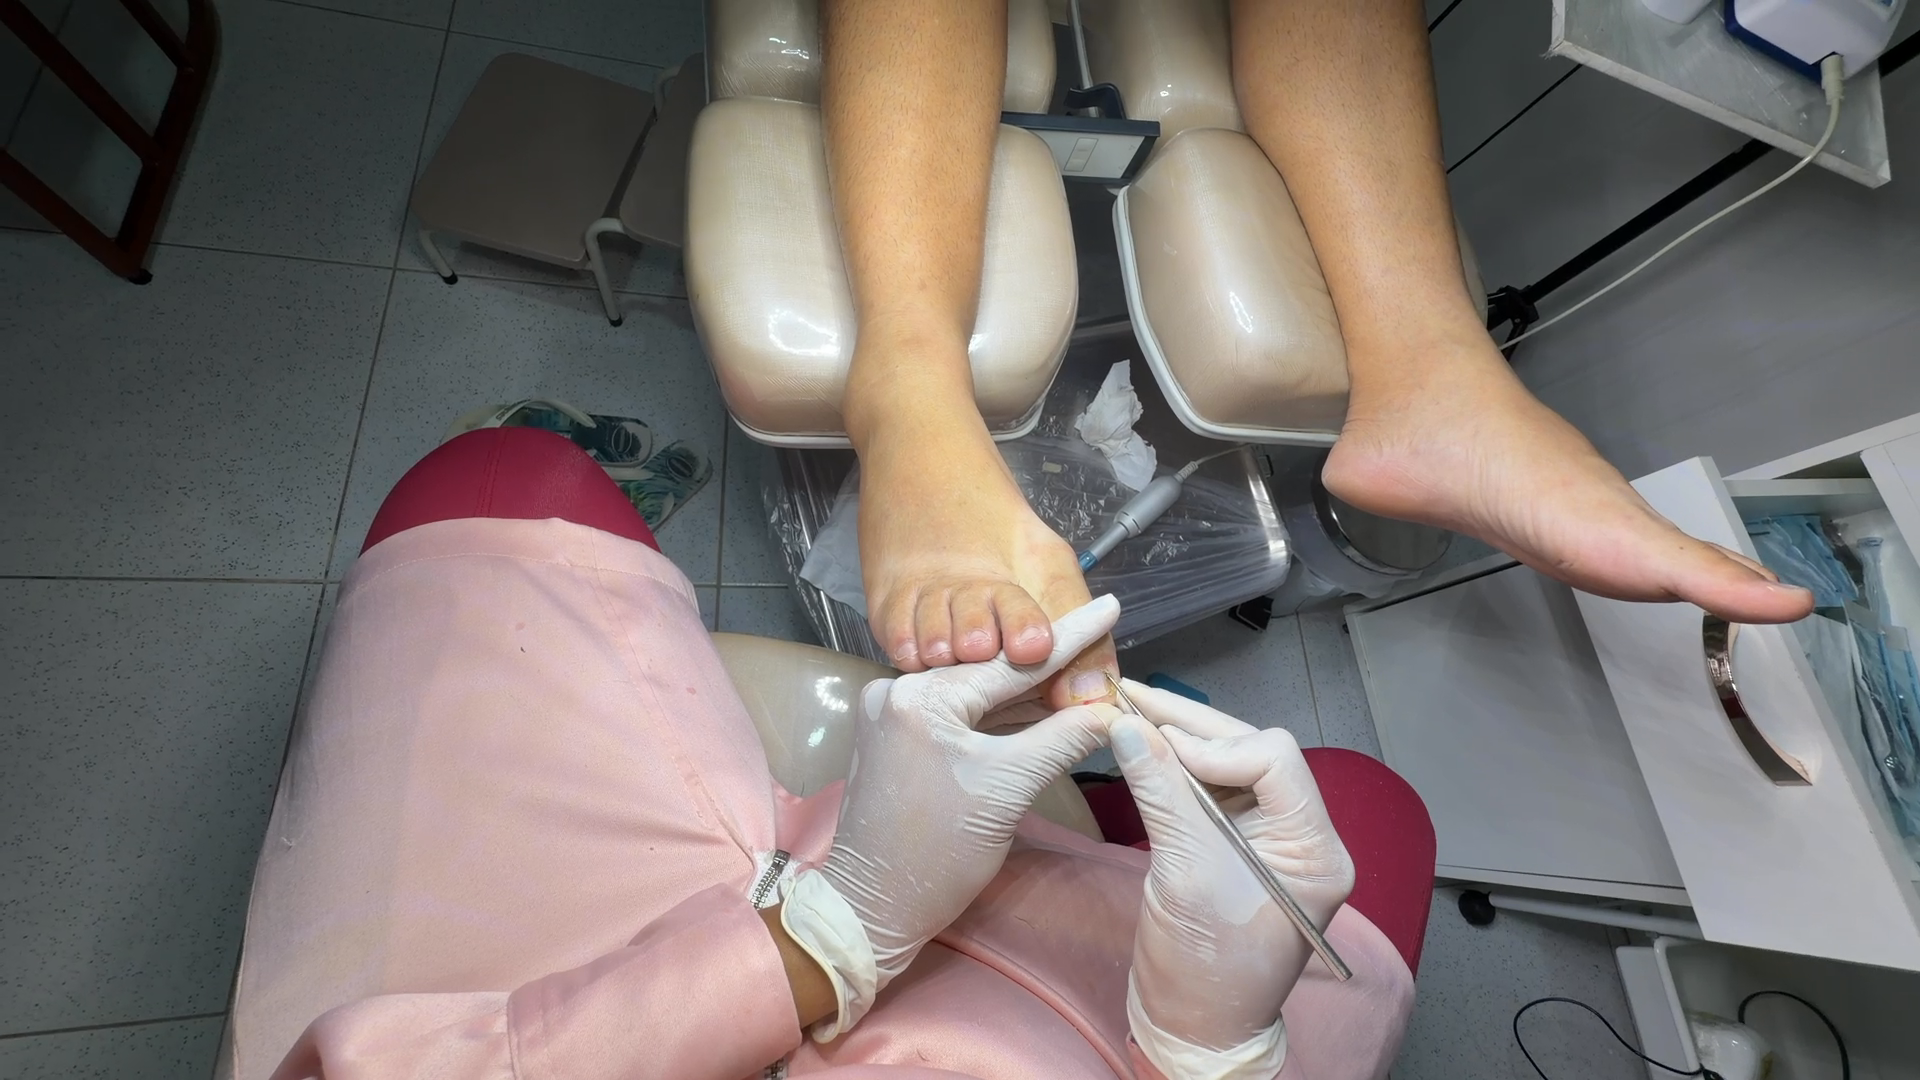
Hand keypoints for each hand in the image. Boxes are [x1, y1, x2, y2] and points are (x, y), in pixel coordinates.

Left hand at [782, 596, 1121, 1033]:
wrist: (872, 909)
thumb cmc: (939, 853)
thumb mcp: (1008, 789)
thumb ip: (1062, 738)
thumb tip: (1110, 711)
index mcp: (919, 695)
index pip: (1012, 663)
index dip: (1070, 637)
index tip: (1110, 604)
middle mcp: (897, 687)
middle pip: (992, 673)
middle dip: (1050, 667)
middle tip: (1103, 641)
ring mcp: (893, 709)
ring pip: (977, 693)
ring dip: (1027, 693)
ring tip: (1082, 674)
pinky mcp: (897, 731)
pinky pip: (959, 713)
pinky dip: (999, 715)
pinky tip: (1041, 704)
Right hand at [1110, 681, 1353, 1058]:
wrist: (1194, 1021)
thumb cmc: (1206, 961)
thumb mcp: (1185, 871)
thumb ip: (1160, 790)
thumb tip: (1123, 723)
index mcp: (1313, 847)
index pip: (1275, 760)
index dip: (1218, 747)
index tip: (1163, 748)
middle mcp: (1298, 830)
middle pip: (1249, 750)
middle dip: (1190, 725)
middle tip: (1130, 697)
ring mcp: (1265, 831)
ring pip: (1225, 758)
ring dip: (1177, 735)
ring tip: (1128, 710)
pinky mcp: (1233, 835)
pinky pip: (1206, 782)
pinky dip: (1172, 761)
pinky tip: (1140, 743)